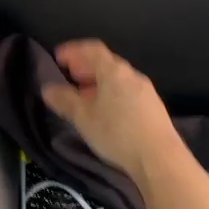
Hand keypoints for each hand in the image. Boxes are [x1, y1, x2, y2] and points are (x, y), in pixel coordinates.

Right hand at [41, 40, 182, 186]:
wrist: (160, 160)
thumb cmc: (117, 133)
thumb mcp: (83, 118)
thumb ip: (64, 100)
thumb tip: (48, 88)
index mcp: (114, 71)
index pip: (92, 49)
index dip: (73, 50)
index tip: (58, 57)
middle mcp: (132, 76)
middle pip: (106, 63)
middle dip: (85, 67)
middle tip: (70, 76)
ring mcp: (146, 91)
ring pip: (117, 79)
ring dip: (98, 82)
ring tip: (84, 96)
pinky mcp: (153, 108)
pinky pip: (127, 91)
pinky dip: (111, 93)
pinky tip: (105, 111)